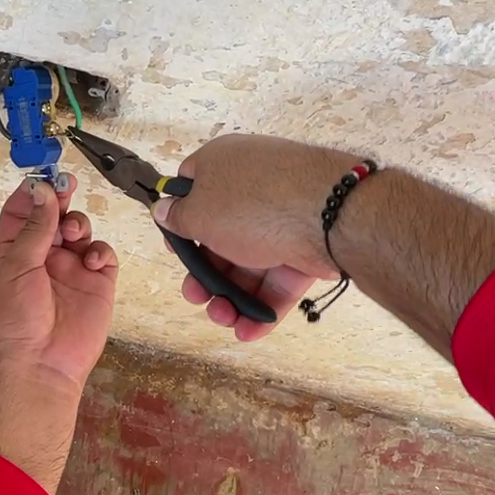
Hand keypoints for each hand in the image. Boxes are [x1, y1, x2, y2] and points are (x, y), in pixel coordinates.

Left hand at [0, 174, 118, 494]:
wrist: (39, 369)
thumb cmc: (14, 321)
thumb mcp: (15, 267)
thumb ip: (34, 228)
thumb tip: (43, 190)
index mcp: (13, 252)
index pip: (21, 212)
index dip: (32, 192)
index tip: (43, 174)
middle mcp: (42, 257)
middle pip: (54, 215)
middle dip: (60, 199)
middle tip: (66, 187)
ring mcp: (71, 270)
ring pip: (81, 230)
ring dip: (78, 223)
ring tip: (72, 234)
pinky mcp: (97, 285)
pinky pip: (103, 255)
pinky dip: (99, 251)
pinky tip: (89, 261)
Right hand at [151, 134, 358, 342]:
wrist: (331, 213)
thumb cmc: (256, 203)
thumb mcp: (200, 213)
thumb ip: (178, 216)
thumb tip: (162, 208)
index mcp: (222, 165)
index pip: (192, 188)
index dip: (180, 219)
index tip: (176, 246)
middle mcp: (252, 187)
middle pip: (220, 234)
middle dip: (206, 273)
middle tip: (197, 295)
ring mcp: (281, 216)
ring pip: (249, 262)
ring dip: (232, 297)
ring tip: (225, 319)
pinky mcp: (307, 244)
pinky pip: (279, 277)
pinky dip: (263, 304)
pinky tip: (250, 330)